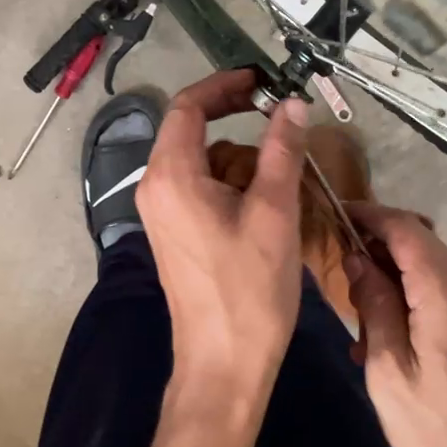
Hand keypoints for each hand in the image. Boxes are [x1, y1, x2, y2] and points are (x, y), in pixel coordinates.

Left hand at [138, 70, 310, 446]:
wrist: (223, 366)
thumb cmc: (249, 290)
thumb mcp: (274, 213)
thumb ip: (281, 151)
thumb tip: (292, 103)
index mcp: (171, 175)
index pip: (188, 106)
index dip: (223, 85)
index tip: (260, 80)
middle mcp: (155, 186)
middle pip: (188, 128)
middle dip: (231, 115)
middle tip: (274, 111)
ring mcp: (159, 211)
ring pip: (196, 158)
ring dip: (235, 152)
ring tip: (279, 165)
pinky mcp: (171, 231)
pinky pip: (196, 184)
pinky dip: (227, 178)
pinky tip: (262, 198)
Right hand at [344, 203, 446, 446]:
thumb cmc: (437, 432)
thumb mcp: (389, 371)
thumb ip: (374, 304)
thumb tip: (358, 258)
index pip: (404, 226)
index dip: (366, 213)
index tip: (330, 213)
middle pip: (418, 242)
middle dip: (376, 249)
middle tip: (342, 282)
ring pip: (429, 267)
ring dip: (392, 277)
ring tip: (361, 321)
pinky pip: (443, 293)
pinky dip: (412, 297)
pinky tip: (388, 337)